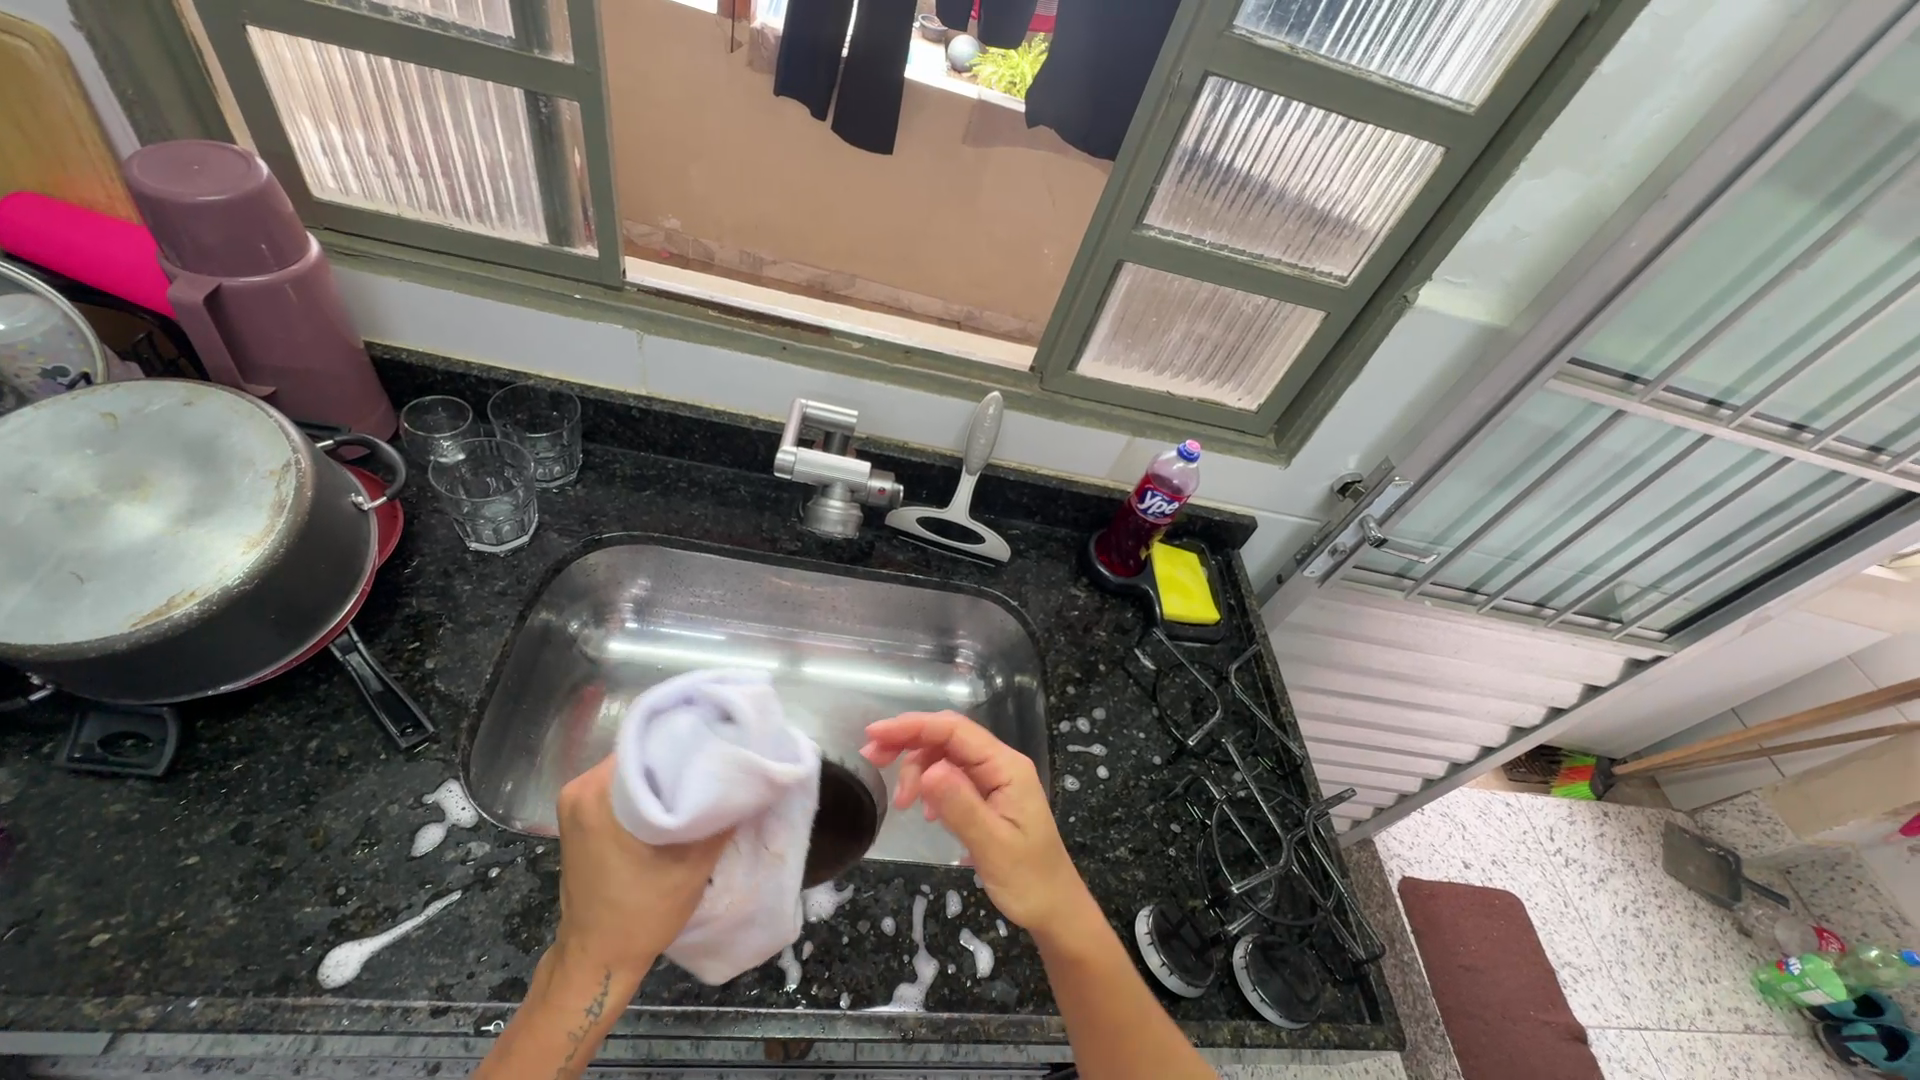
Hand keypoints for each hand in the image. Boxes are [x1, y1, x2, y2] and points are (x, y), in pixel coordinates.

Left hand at [551, 756, 728, 979]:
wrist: (597, 958)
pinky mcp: (581, 817)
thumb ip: (722, 815)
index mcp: (598, 793)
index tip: (726, 735)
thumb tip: (753, 775)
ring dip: (668, 771)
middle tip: (725, 754)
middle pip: (643, 751)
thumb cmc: (643, 913)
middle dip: (682, 752)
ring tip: (708, 774)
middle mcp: (580, 789)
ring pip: (635, 769)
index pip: (651, 739)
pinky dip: (652, 788)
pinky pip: (623, 787)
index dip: (691, 734)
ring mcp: (576, 803)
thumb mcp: (693, 864)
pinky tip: (681, 797)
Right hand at [861, 711, 1092, 942]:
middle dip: (908, 742)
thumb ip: (960, 805)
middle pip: (947, 737)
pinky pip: (952, 777)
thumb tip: (927, 770)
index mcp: (1006, 767)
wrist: (1055, 908)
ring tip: (903, 804)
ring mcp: (995, 780)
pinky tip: (925, 812)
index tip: (875, 735)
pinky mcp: (988, 796)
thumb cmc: (1028, 879)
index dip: (913, 726)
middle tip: (872, 760)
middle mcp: (1001, 765)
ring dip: (918, 770)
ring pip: (945, 756)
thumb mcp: (991, 845)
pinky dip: (930, 786)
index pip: (954, 730)